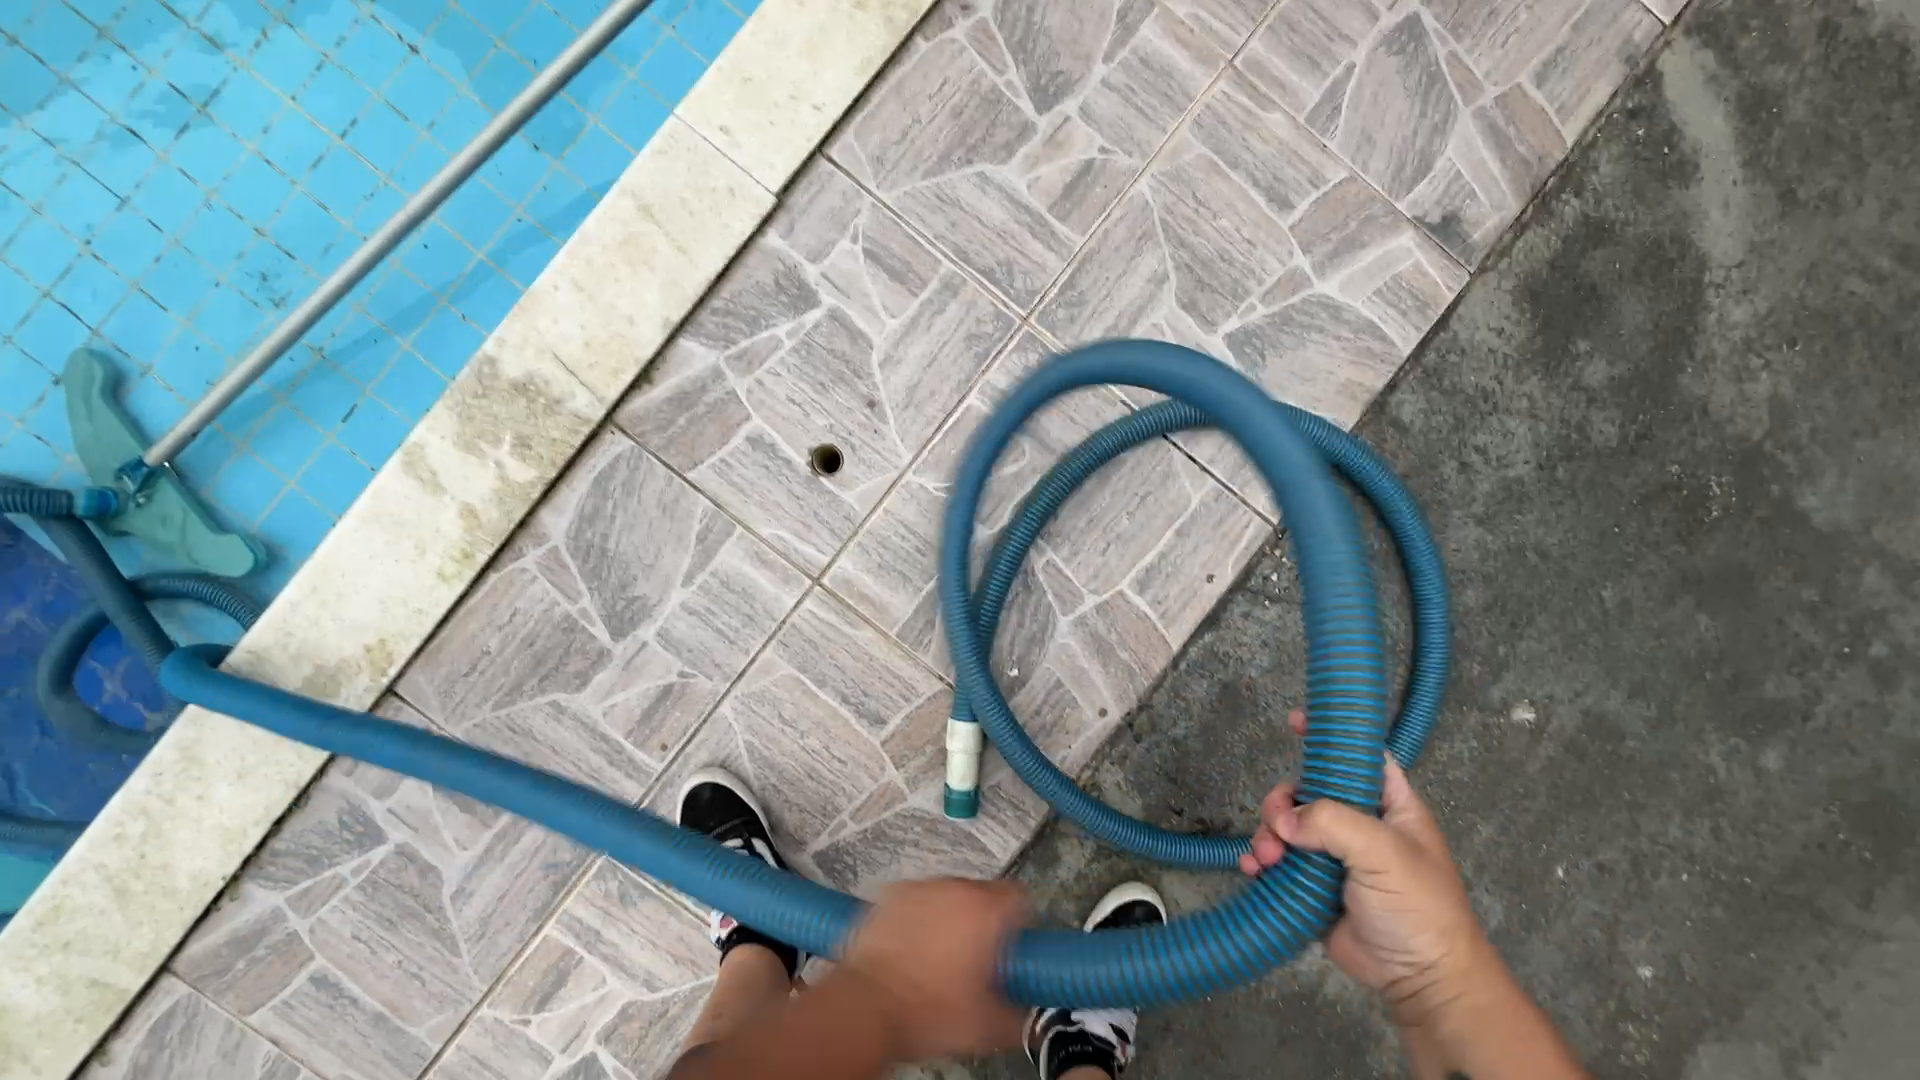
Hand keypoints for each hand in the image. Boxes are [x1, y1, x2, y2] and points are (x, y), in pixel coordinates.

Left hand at [837, 879, 1026, 1060]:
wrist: (865, 1006)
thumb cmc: (927, 1012)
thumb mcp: (986, 1026)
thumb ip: (1020, 1016)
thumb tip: (1030, 1017)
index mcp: (986, 910)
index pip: (1020, 897)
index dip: (1019, 922)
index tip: (1012, 947)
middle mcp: (956, 887)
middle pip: (984, 893)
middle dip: (985, 920)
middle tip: (977, 958)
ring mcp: (921, 887)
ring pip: (950, 894)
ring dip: (952, 916)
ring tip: (940, 955)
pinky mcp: (891, 893)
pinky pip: (919, 899)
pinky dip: (921, 915)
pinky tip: (912, 946)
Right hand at [1242, 709, 1491, 1025]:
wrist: (1419, 980)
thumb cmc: (1418, 907)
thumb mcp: (1385, 853)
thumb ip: (1333, 822)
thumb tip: (1284, 823)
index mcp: (1390, 805)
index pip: (1359, 755)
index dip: (1330, 735)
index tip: (1296, 720)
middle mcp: (1360, 824)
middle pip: (1308, 789)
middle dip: (1284, 801)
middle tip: (1279, 824)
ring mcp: (1334, 856)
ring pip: (1286, 825)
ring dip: (1268, 835)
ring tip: (1266, 859)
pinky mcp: (1312, 884)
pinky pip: (1277, 860)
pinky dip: (1260, 860)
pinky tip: (1253, 870)